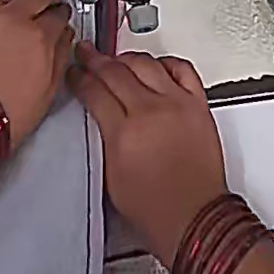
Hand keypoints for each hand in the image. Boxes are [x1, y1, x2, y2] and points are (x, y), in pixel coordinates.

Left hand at [0, 0, 73, 146]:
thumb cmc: (1, 112)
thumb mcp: (48, 91)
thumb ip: (59, 58)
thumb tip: (64, 40)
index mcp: (40, 37)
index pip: (59, 15)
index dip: (63, 15)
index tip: (62, 17)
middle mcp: (15, 21)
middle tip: (50, 3)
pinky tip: (2, 7)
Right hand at [68, 43, 225, 259]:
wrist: (194, 219)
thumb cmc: (155, 208)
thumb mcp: (111, 176)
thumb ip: (103, 137)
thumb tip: (96, 111)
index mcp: (124, 133)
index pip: (95, 90)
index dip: (80, 77)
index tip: (75, 73)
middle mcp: (151, 112)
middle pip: (116, 71)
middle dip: (96, 60)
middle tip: (87, 54)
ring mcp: (177, 105)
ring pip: (146, 64)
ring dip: (127, 58)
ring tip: (117, 59)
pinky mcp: (198, 105)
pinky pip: (182, 69)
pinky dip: (167, 63)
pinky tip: (157, 65)